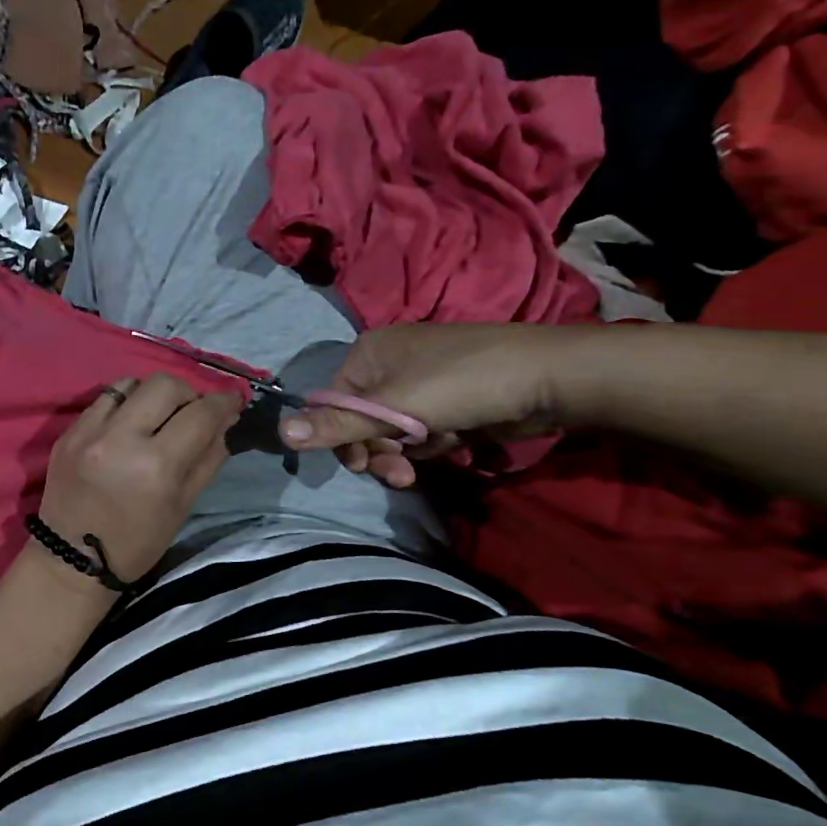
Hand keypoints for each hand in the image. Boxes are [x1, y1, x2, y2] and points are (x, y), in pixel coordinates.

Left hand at [37, 373, 241, 588]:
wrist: (73, 561)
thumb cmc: (138, 543)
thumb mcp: (184, 505)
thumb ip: (209, 458)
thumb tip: (227, 421)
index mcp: (156, 466)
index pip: (200, 414)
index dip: (224, 402)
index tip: (233, 400)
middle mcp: (120, 439)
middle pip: (165, 384)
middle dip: (188, 393)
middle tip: (192, 413)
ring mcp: (88, 432)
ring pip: (131, 383)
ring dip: (154, 395)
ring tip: (158, 417)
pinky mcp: (68, 433)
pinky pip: (104, 399)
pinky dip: (125, 405)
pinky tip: (129, 426)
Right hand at [279, 324, 574, 487]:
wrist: (546, 379)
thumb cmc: (463, 383)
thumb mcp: (396, 407)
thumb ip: (339, 425)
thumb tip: (279, 432)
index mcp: (370, 353)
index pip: (332, 404)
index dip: (343, 439)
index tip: (364, 465)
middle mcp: (390, 364)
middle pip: (362, 421)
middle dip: (379, 451)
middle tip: (401, 472)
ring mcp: (421, 381)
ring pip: (392, 431)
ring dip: (406, 452)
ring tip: (430, 459)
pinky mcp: (447, 400)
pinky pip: (421, 431)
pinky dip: (432, 443)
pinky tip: (455, 442)